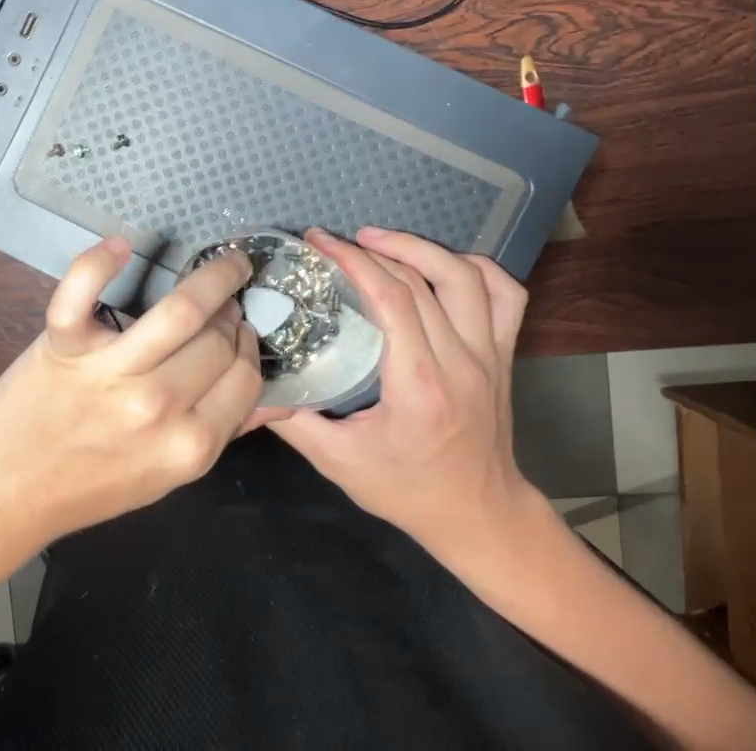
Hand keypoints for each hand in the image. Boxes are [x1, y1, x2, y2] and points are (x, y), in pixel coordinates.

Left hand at [0, 237, 267, 548]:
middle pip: (217, 341)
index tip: (242, 331)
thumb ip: (224, 433)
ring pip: (180, 311)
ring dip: (212, 279)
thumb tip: (280, 399)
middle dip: (230, 318)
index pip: (244, 377)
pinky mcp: (64, 345)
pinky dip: (98, 262)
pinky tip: (120, 245)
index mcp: (190, 445)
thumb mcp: (168, 474)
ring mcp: (108, 373)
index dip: (249, 347)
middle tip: (224, 308)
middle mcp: (156, 406)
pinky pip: (81, 292)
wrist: (11, 493)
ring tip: (221, 266)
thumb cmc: (92, 484)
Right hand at [269, 227, 541, 556]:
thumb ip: (292, 422)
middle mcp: (461, 360)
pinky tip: (441, 265)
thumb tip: (250, 388)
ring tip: (382, 241)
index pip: (392, 299)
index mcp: (419, 383)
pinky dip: (475, 269)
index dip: (354, 261)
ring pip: (468, 277)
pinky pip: (506, 295)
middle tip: (338, 241)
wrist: (479, 515)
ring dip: (422, 249)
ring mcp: (490, 355)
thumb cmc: (406, 490)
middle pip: (423, 280)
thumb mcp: (338, 461)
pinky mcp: (505, 356)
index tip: (321, 242)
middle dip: (376, 249)